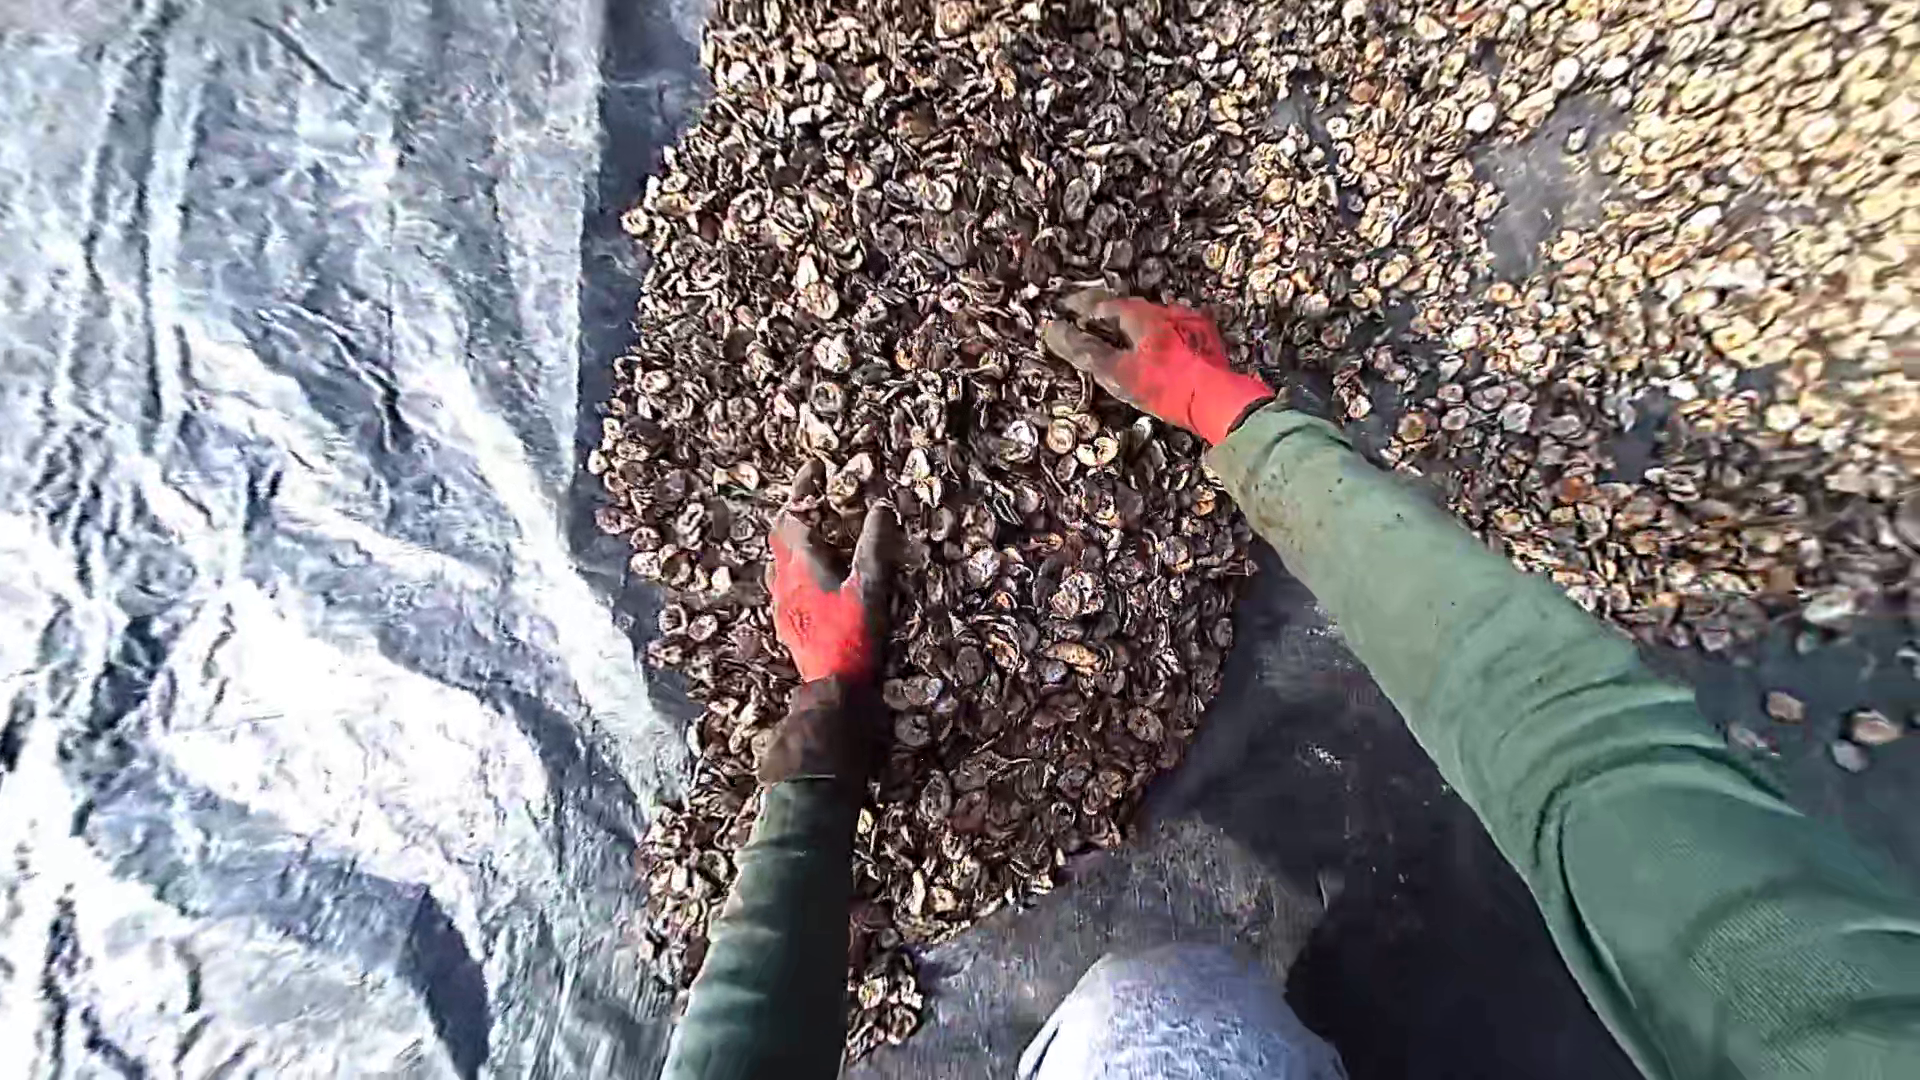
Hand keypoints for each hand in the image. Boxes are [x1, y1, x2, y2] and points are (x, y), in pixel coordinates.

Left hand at [768, 461, 895, 682]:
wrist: (833, 686)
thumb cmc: (852, 634)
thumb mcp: (870, 586)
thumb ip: (875, 545)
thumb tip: (880, 507)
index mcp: (801, 565)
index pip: (793, 514)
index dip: (803, 488)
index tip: (816, 467)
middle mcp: (783, 579)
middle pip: (779, 534)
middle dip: (795, 510)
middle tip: (816, 498)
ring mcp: (781, 601)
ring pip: (779, 558)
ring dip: (794, 538)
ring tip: (817, 531)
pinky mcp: (786, 619)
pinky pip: (784, 579)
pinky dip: (797, 563)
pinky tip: (813, 573)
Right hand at [1041, 290, 1273, 444]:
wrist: (1218, 399)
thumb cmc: (1166, 386)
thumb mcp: (1118, 372)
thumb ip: (1085, 351)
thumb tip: (1053, 330)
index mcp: (1142, 315)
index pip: (1103, 303)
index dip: (1081, 306)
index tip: (1066, 308)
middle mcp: (1167, 311)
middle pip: (1130, 309)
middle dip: (1109, 316)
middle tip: (1092, 324)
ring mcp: (1190, 324)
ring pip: (1154, 320)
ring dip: (1136, 327)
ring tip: (1123, 339)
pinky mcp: (1206, 340)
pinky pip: (1174, 332)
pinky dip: (1158, 338)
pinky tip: (1157, 351)